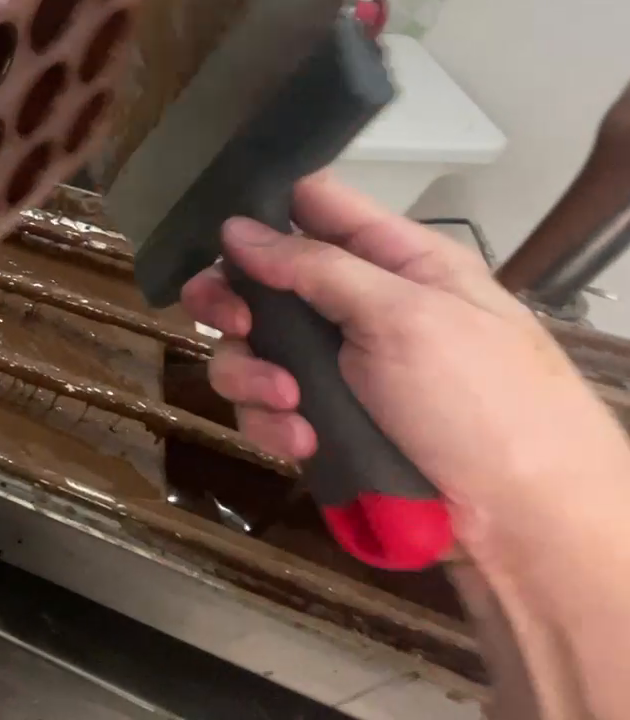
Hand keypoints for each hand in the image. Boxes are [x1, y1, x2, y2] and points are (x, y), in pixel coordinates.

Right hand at [178, 171, 629, 544]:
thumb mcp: (408, 319)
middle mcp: (352, 304)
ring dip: (249, 372)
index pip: (313, 204)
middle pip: (253, 277)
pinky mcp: (310, 412)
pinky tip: (303, 439)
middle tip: (230, 322)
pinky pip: (256, 399)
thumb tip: (234, 226)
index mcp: (393, 262)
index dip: (259, 205)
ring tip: (287, 403)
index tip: (211, 225)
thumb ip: (317, 266)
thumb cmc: (485, 407)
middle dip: (228, 301)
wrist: (523, 532)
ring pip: (242, 342)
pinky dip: (269, 419)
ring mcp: (327, 362)